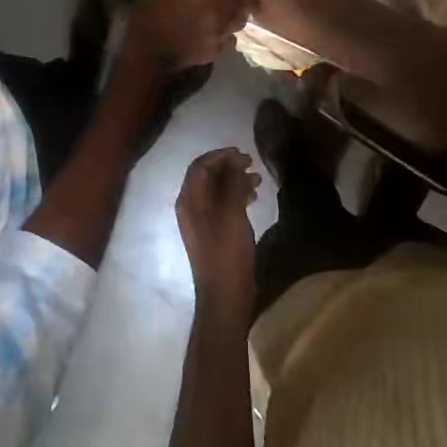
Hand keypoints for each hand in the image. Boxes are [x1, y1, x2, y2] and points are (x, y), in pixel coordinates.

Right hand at [124, 0, 252, 72]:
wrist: (147, 58)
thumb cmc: (151, 17)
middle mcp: (222, 16)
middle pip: (245, 3)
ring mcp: (220, 37)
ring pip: (240, 23)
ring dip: (237, 14)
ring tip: (227, 9)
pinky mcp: (214, 53)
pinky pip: (229, 41)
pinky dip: (227, 34)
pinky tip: (215, 31)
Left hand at [175, 148, 260, 314]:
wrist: (225, 294)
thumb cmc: (227, 251)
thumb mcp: (231, 213)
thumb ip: (231, 184)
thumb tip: (236, 163)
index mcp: (189, 200)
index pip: (200, 166)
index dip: (220, 156)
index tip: (242, 153)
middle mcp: (190, 207)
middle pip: (207, 177)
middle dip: (228, 167)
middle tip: (252, 163)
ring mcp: (200, 221)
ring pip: (216, 191)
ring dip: (234, 181)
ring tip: (258, 179)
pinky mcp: (212, 232)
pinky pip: (221, 205)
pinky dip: (235, 196)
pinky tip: (253, 198)